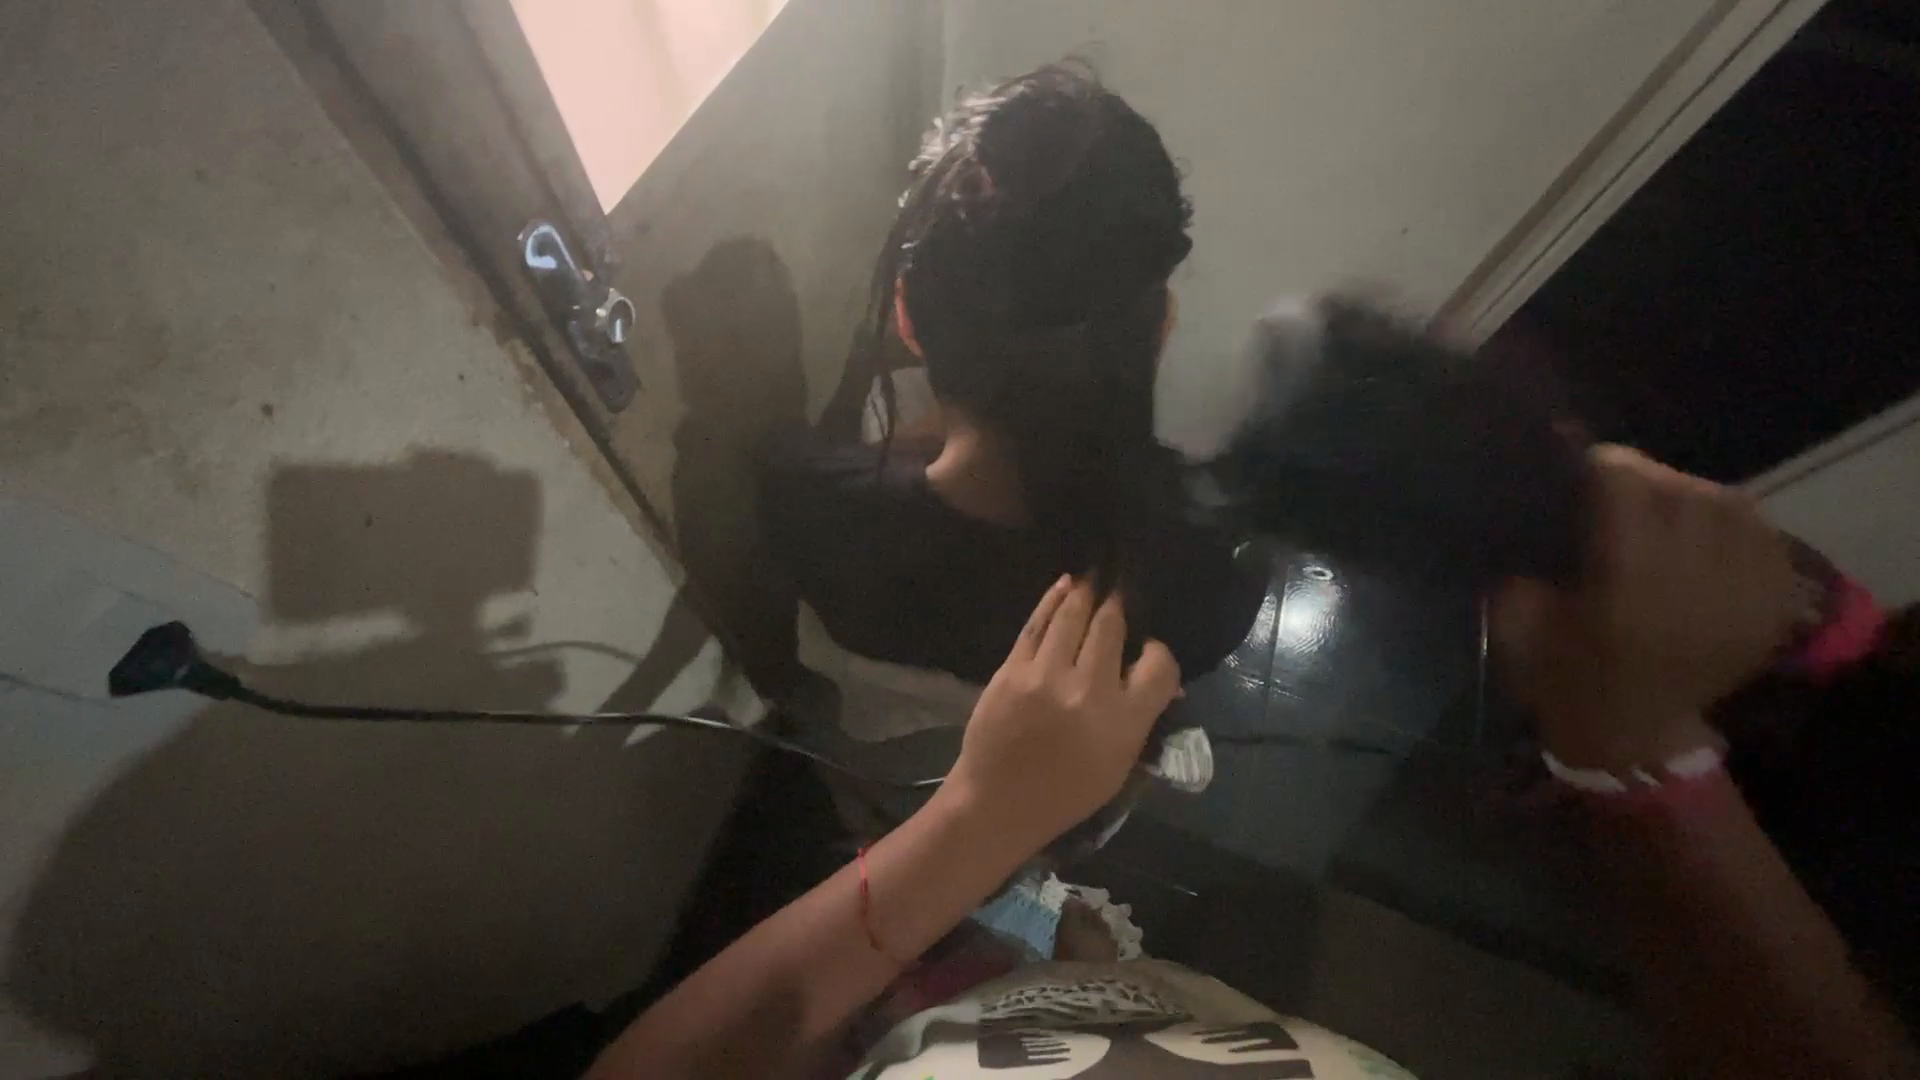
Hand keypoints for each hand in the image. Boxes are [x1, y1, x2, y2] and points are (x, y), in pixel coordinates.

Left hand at [944, 576, 1181, 843]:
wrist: (999, 801)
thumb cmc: (1065, 792)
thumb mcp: (1119, 765)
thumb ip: (1141, 716)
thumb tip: (1158, 674)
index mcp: (1123, 722)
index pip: (1159, 667)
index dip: (1159, 650)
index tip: (1149, 646)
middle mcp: (1089, 691)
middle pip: (1112, 628)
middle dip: (1119, 603)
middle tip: (1121, 586)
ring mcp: (1046, 676)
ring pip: (1073, 616)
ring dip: (1086, 591)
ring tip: (1095, 575)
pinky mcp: (1013, 669)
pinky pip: (1037, 624)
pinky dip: (1053, 599)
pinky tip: (1064, 585)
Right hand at [1492, 446, 1797, 768]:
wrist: (1629, 732)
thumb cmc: (1560, 677)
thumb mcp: (1517, 624)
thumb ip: (1525, 566)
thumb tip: (1537, 510)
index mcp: (1624, 594)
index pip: (1629, 497)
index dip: (1603, 468)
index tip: (1578, 464)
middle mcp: (1694, 588)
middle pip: (1682, 494)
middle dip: (1643, 475)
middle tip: (1611, 479)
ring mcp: (1743, 598)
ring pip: (1731, 507)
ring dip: (1688, 491)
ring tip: (1656, 499)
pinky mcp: (1772, 608)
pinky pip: (1763, 537)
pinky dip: (1731, 519)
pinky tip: (1699, 526)